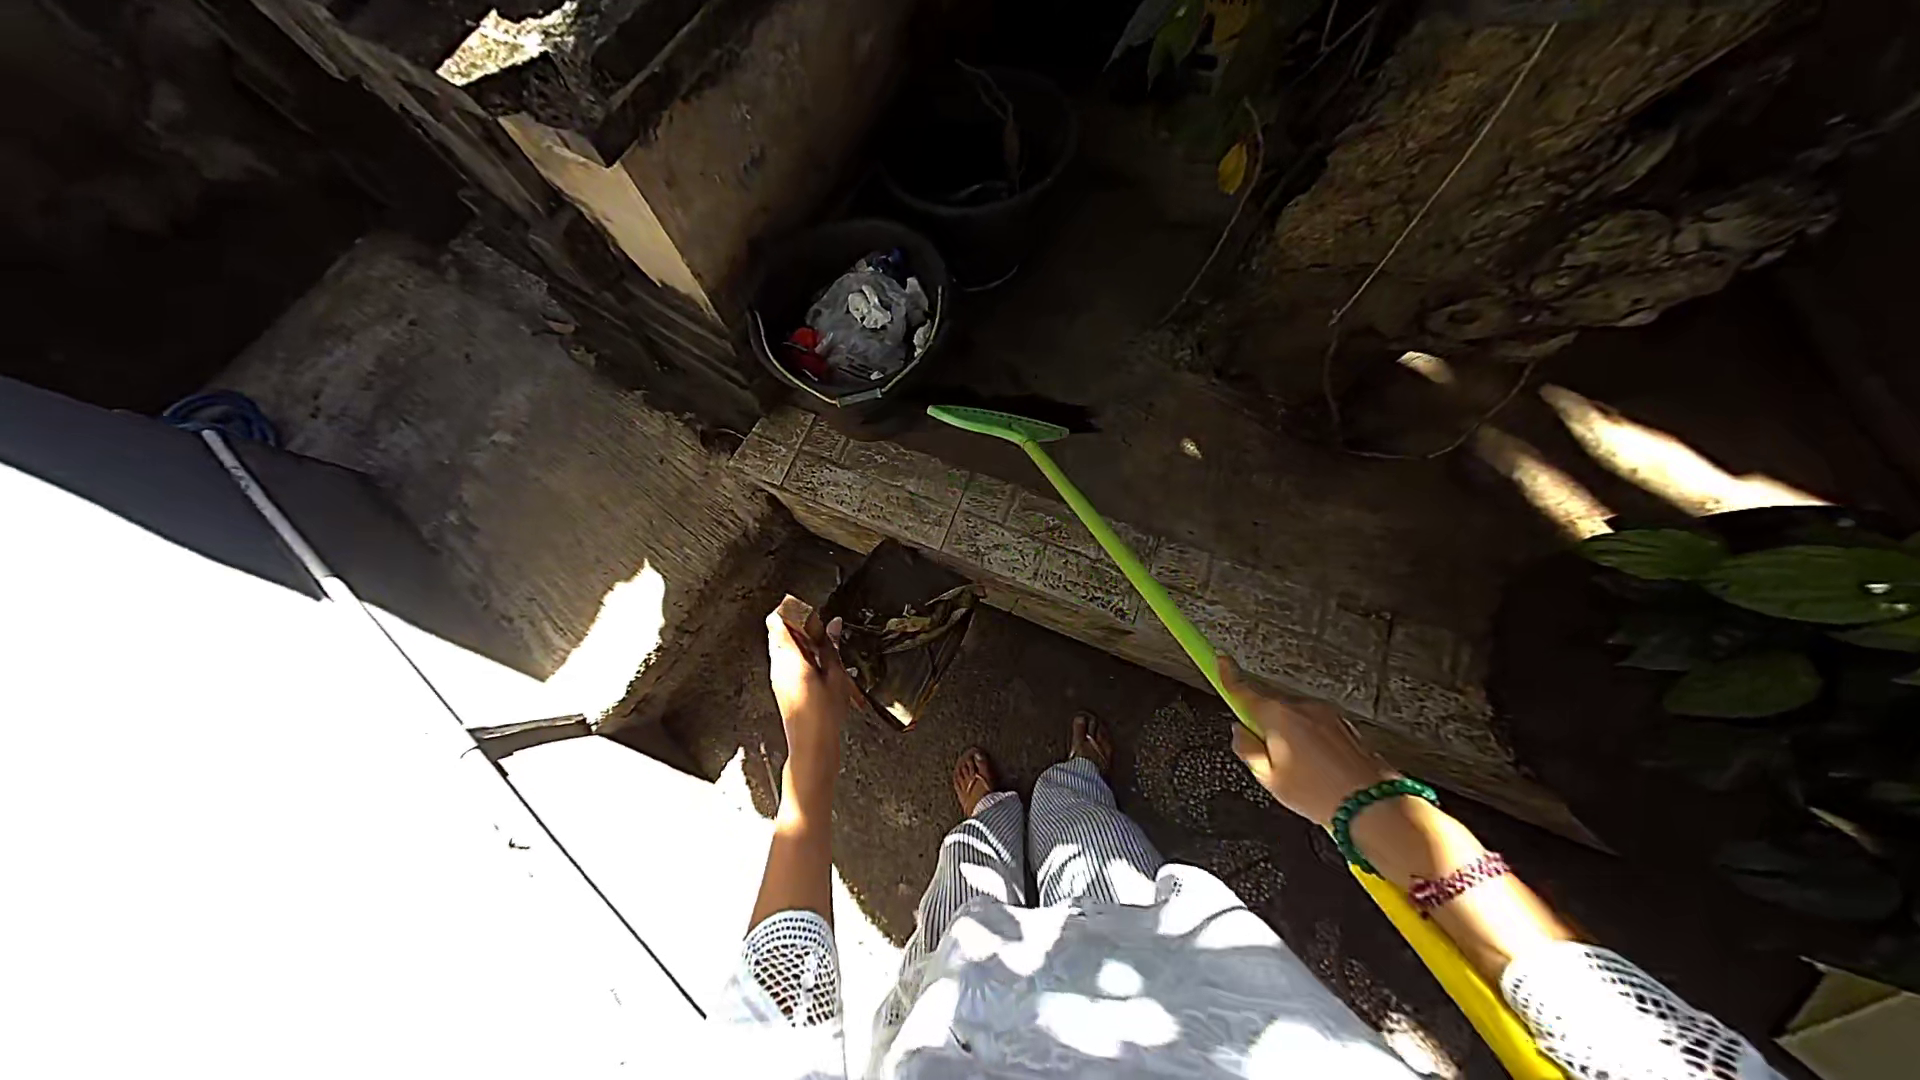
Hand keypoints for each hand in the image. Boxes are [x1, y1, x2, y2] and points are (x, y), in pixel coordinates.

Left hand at [766, 606, 851, 788]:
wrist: (811, 746)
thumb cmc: (822, 716)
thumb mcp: (835, 675)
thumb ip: (831, 647)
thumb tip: (833, 626)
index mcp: (788, 657)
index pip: (778, 620)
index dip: (793, 609)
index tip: (811, 610)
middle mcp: (777, 665)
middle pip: (779, 632)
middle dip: (799, 625)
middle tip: (822, 628)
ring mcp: (777, 677)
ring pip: (782, 647)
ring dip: (800, 641)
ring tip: (824, 648)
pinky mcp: (781, 687)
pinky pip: (786, 661)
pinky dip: (800, 656)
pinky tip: (819, 665)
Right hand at [1223, 655, 1396, 826]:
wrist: (1375, 806)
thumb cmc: (1321, 795)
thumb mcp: (1268, 778)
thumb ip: (1246, 749)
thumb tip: (1239, 733)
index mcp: (1277, 716)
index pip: (1243, 689)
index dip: (1228, 673)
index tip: (1221, 660)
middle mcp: (1302, 707)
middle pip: (1269, 707)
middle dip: (1264, 726)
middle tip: (1270, 759)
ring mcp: (1327, 714)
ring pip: (1294, 719)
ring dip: (1290, 737)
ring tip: (1302, 773)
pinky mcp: (1345, 726)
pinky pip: (1316, 727)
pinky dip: (1312, 743)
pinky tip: (1319, 771)